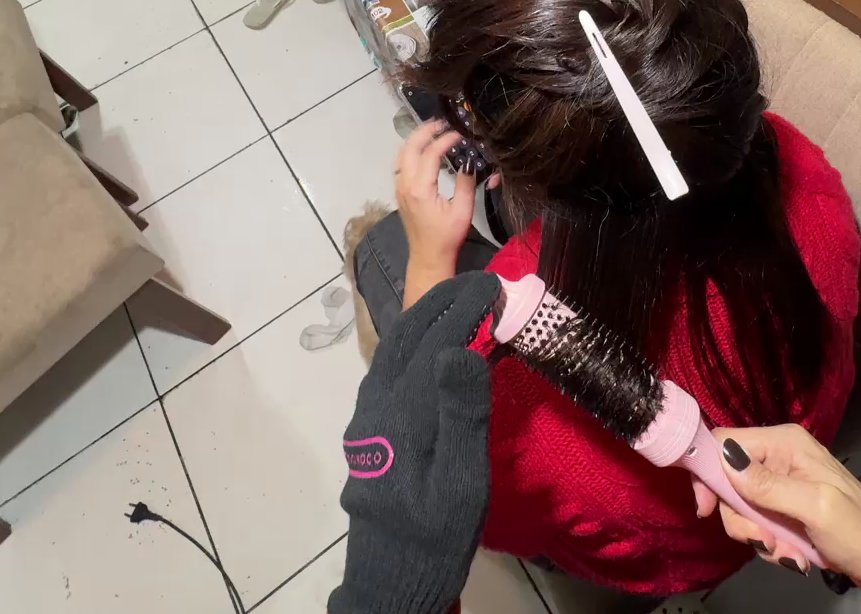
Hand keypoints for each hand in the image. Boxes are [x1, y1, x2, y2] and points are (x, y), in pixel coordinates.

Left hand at [330, 272, 499, 613]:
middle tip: (480, 282)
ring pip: (392, 347)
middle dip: (443, 300)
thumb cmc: (435, 533)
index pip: (436, 341)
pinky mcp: (367, 424)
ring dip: (425, 315)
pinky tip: (430, 341)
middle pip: (408, 335)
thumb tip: (460, 350)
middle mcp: (378, 403)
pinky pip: (388, 364)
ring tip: (459, 299)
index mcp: (403, 413)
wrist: (388, 577)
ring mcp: (367, 413)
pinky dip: (413, 337)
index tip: (493, 283)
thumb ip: (460, 415)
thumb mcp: (461, 485)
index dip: (465, 307)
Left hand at [394, 120, 488, 306]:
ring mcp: (400, 188)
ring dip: (416, 139)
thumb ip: (465, 182)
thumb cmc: (447, 236)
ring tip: (433, 130)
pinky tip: (424, 148)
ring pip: (402, 154)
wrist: (428, 257)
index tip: (460, 134)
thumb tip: (469, 160)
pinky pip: (401, 163)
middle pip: (409, 148)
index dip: (445, 140)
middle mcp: (405, 185)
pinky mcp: (401, 192)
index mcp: (420, 189)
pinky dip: (411, 150)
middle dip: (424, 131)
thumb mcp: (463, 210)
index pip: (431, 154)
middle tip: (442, 123)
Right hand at [697, 424, 860, 606]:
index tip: (707, 509)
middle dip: (741, 517)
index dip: (709, 471)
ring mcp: (782, 483)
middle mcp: (779, 455)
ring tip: (789, 555)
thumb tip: (725, 458)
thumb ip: (768, 485)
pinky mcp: (785, 507)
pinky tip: (794, 557)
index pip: (726, 441)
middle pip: (729, 478)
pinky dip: (770, 544)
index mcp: (785, 442)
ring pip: (740, 505)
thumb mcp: (815, 508)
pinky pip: (758, 522)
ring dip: (758, 536)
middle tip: (765, 541)